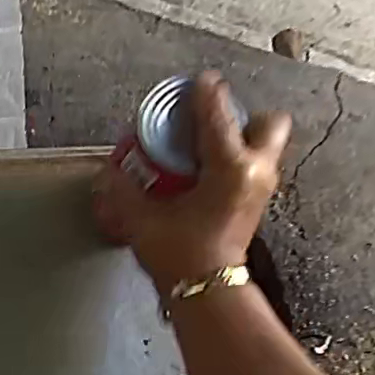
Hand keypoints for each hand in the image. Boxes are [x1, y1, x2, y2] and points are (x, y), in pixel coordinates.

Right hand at [93, 70, 293, 288]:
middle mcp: (255, 172)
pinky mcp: (257, 204)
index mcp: (230, 168)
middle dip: (242, 116)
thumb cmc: (181, 257)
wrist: (207, 292)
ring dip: (240, 138)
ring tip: (204, 149)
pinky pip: (253, 167)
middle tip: (209, 126)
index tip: (198, 81)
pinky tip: (206, 174)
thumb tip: (107, 172)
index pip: (218, 115)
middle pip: (266, 122)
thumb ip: (124, 191)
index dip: (205, 92)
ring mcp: (261, 189)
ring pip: (264, 145)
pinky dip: (235, 161)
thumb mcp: (145, 220)